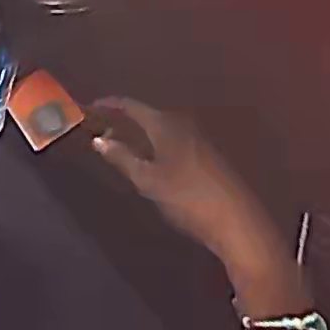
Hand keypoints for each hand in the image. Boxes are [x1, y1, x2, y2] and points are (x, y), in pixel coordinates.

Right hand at [89, 98, 298, 299]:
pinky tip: (150, 163)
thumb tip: (98, 139)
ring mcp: (196, 139)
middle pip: (146, 115)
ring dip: (139, 135)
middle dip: (123, 122)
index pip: (130, 105)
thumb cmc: (188, 198)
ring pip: (159, 129)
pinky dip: (154, 144)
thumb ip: (122, 157)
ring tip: (121, 148)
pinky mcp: (206, 155)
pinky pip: (171, 140)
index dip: (109, 104)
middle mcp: (180, 123)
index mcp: (164, 123)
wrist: (240, 225)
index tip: (90, 108)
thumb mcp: (148, 180)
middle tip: (103, 132)